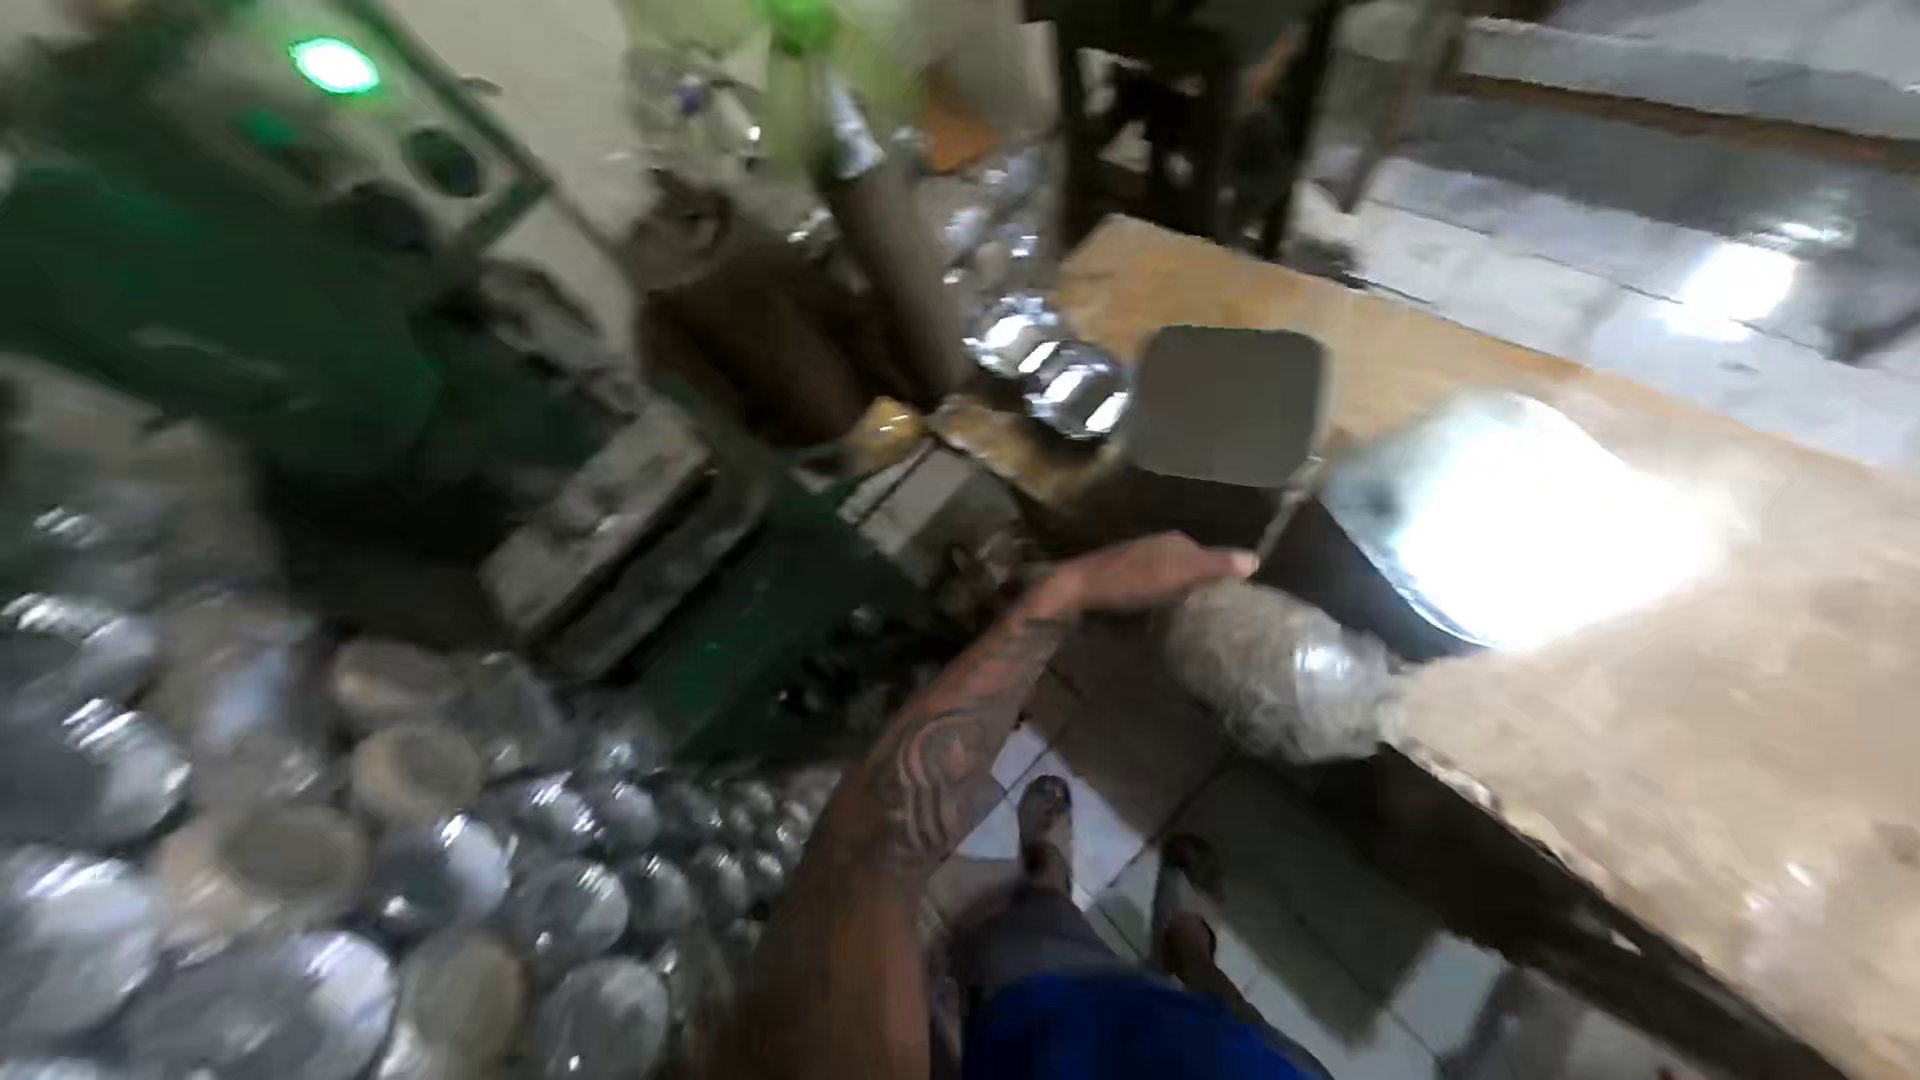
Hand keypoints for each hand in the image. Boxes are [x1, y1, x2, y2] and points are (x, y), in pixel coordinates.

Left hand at [1033, 533, 1258, 615]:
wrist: (1077, 588)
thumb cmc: (1129, 579)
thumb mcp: (1177, 572)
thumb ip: (1214, 565)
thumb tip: (1255, 559)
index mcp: (1174, 541)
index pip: (1210, 555)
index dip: (1222, 575)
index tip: (1234, 600)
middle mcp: (1156, 545)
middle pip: (1190, 565)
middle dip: (1203, 584)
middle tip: (1217, 613)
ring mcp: (1136, 561)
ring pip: (1171, 576)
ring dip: (1182, 592)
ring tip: (1194, 617)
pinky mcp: (1120, 578)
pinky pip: (1152, 586)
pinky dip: (1162, 597)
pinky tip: (1162, 613)